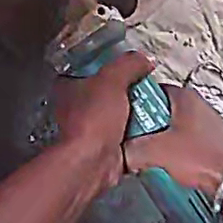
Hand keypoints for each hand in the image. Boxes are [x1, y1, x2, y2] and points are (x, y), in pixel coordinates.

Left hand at [51, 50, 153, 185]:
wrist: (93, 162)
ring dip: (136, 113)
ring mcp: (90, 129)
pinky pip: (126, 135)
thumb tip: (145, 60)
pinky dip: (139, 134)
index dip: (112, 65)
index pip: (92, 68)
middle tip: (147, 87)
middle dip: (129, 91)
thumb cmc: (93, 119)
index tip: (132, 65)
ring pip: (119, 114)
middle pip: (109, 91)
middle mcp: (76, 107)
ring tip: (154, 107)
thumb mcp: (113, 79)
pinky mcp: (104, 147)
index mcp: (68, 86)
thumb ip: (129, 64)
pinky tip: (152, 128)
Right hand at [123, 84, 222, 196]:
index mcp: (183, 96)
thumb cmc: (208, 160)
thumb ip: (130, 149)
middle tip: (132, 140)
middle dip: (143, 126)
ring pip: (168, 128)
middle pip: (157, 110)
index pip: (148, 90)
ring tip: (148, 155)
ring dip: (156, 141)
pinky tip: (166, 164)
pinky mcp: (206, 143)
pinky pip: (179, 142)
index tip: (120, 116)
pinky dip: (170, 151)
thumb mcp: (155, 151)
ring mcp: (202, 124)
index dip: (131, 103)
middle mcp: (194, 106)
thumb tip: (116, 152)